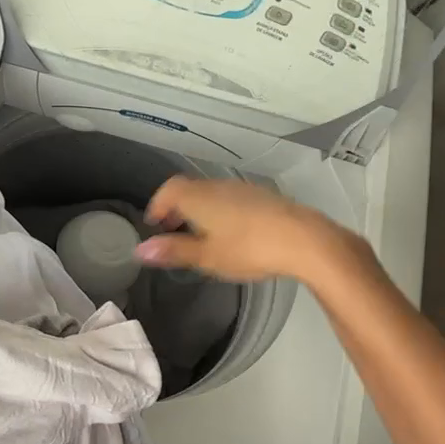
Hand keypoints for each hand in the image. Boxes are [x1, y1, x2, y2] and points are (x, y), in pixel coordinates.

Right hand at [135, 176, 368, 283]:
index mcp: (198, 197)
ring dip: (199, 209)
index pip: (168, 190)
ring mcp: (242, 189)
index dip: (157, 205)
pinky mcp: (263, 197)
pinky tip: (231, 232)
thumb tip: (140, 250)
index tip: (154, 224)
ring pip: (211, 193)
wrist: (304, 240)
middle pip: (188, 189)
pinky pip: (230, 198)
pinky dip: (220, 210)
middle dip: (176, 208)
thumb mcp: (206, 256)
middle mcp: (217, 187)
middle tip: (172, 230)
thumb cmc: (248, 248)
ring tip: (200, 234)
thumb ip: (173, 251)